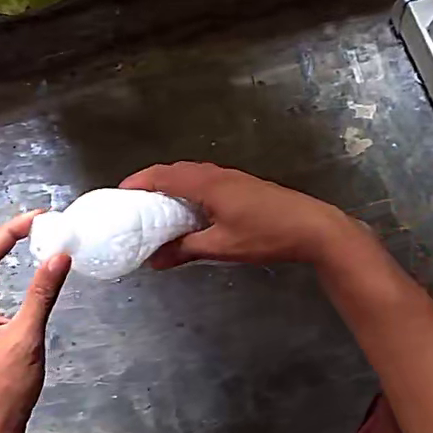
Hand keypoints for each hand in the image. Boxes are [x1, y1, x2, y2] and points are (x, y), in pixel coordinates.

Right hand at [119, 162, 362, 267]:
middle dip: (152, 182)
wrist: (313, 227)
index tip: (119, 194)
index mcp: (207, 185)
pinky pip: (207, 181)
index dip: (139, 182)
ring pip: (193, 175)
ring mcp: (233, 178)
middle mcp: (218, 175)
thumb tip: (154, 261)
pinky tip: (192, 210)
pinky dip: (190, 190)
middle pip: (177, 171)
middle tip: (134, 201)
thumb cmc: (265, 235)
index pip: (164, 176)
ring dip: (173, 185)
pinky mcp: (245, 186)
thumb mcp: (220, 247)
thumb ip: (184, 251)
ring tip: (158, 206)